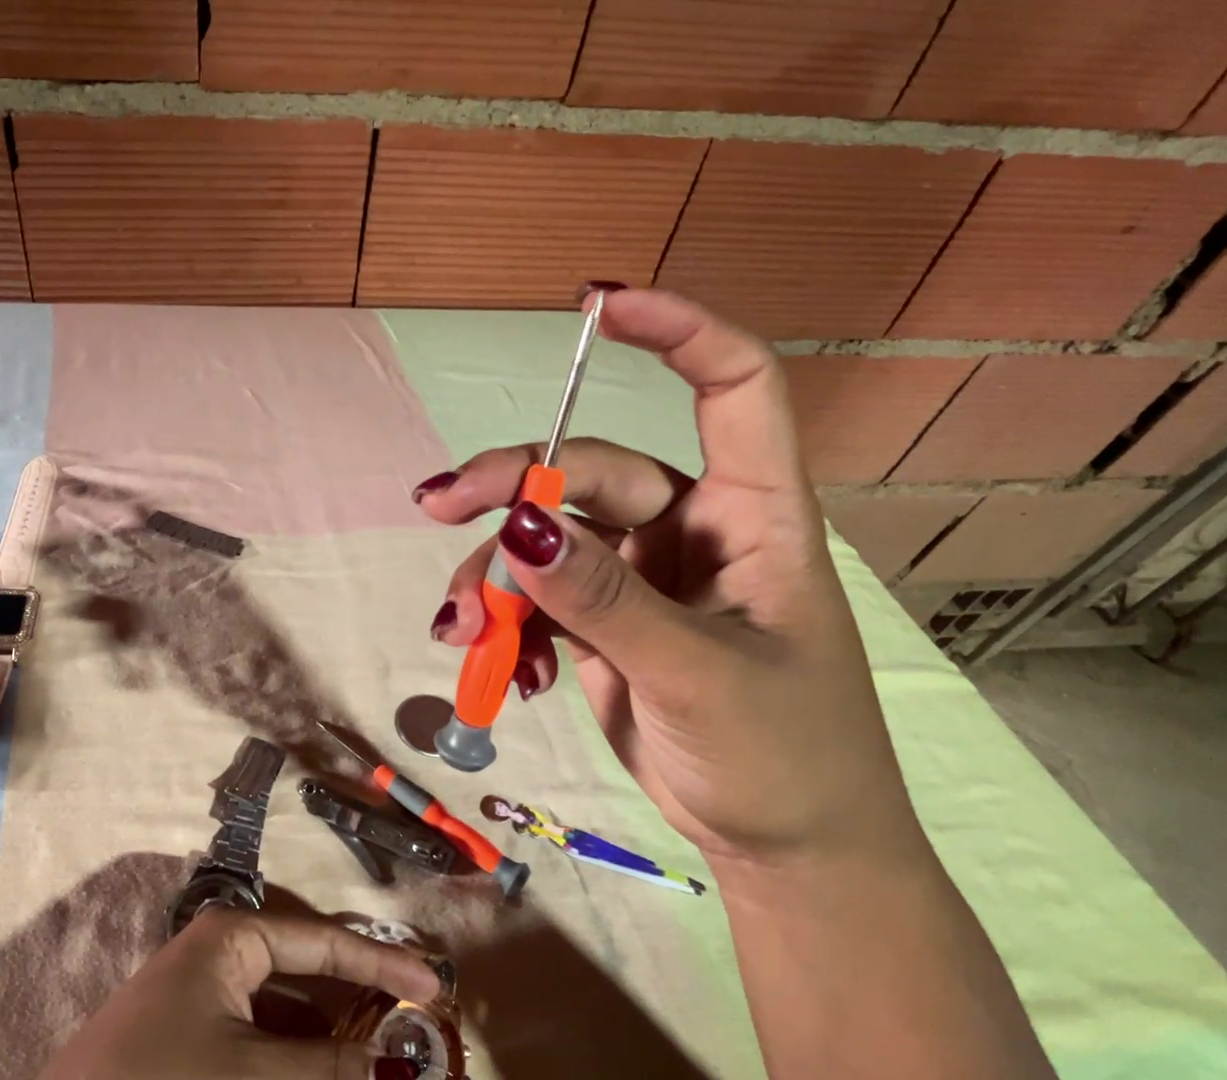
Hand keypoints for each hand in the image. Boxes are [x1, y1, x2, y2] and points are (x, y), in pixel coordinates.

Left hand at [40, 908, 441, 1079]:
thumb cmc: (164, 1077)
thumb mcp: (254, 1073)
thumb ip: (331, 1069)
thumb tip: (401, 1068)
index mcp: (234, 938)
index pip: (325, 942)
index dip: (383, 964)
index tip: (434, 986)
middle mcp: (223, 955)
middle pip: (309, 974)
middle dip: (360, 1006)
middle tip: (415, 1030)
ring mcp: (207, 997)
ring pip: (288, 1012)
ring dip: (332, 1040)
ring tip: (381, 1060)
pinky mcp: (196, 1037)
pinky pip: (262, 1038)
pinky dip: (298, 1057)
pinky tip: (330, 1071)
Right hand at [416, 288, 917, 866]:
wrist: (785, 850)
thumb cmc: (787, 756)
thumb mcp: (698, 675)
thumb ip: (604, 601)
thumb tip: (516, 526)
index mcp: (753, 515)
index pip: (733, 388)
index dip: (678, 332)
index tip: (598, 305)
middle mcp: (690, 530)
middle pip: (587, 472)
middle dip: (511, 488)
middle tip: (438, 506)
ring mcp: (640, 579)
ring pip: (545, 540)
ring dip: (493, 578)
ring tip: (460, 631)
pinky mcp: (603, 624)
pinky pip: (536, 599)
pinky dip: (507, 626)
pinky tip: (502, 669)